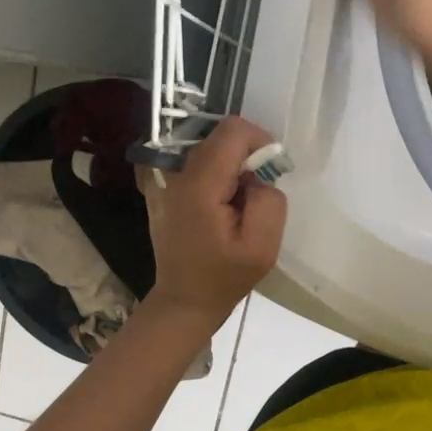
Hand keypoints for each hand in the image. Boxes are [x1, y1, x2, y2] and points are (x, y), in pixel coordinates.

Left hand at [142, 117, 287, 326]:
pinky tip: (217, 206)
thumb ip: (269, 202)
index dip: (260, 142)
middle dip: (245, 159)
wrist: (184, 299)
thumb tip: (260, 175)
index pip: (233, 131)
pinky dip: (214, 176)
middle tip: (252, 199)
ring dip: (230, 169)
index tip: (269, 173)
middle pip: (220, 137)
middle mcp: (176, 173)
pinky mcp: (162, 187)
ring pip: (209, 149)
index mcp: (199, 185)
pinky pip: (196, 164)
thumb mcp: (262, 248)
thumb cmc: (224, 278)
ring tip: (235, 206)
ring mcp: (164, 179)